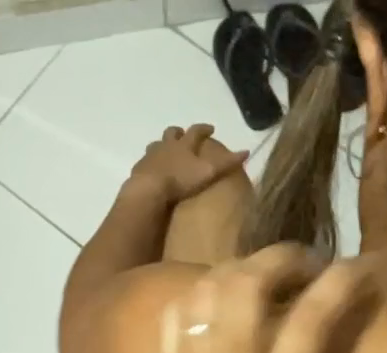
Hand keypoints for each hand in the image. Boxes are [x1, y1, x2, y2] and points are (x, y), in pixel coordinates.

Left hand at [123, 245, 376, 352]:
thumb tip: (335, 336)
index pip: (314, 316)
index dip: (346, 278)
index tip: (366, 265)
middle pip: (253, 279)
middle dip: (289, 257)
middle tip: (308, 267)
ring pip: (212, 282)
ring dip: (245, 267)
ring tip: (265, 280)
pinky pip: (179, 305)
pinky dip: (205, 290)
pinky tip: (221, 303)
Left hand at [124, 124, 249, 203]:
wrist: (149, 189)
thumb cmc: (181, 179)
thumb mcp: (208, 171)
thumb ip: (227, 162)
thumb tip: (247, 151)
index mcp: (184, 144)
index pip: (197, 130)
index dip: (204, 128)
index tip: (210, 128)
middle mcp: (167, 145)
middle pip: (172, 133)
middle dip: (179, 132)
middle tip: (183, 135)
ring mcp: (150, 156)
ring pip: (156, 145)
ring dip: (161, 146)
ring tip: (165, 151)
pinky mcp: (139, 169)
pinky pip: (144, 162)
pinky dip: (149, 163)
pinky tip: (151, 170)